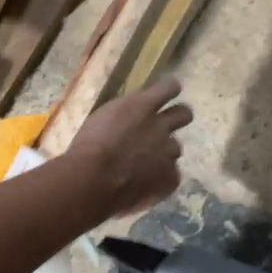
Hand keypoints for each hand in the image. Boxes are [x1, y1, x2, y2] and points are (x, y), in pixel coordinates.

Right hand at [62, 79, 191, 216]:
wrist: (93, 180)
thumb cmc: (87, 148)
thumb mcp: (102, 120)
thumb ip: (121, 117)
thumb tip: (128, 120)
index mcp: (141, 106)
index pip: (169, 87)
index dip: (168, 90)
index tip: (164, 94)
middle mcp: (160, 126)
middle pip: (184, 114)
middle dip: (178, 118)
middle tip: (164, 127)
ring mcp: (167, 153)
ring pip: (176, 148)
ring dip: (164, 153)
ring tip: (146, 165)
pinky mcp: (169, 178)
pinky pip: (172, 176)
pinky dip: (161, 180)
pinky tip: (147, 185)